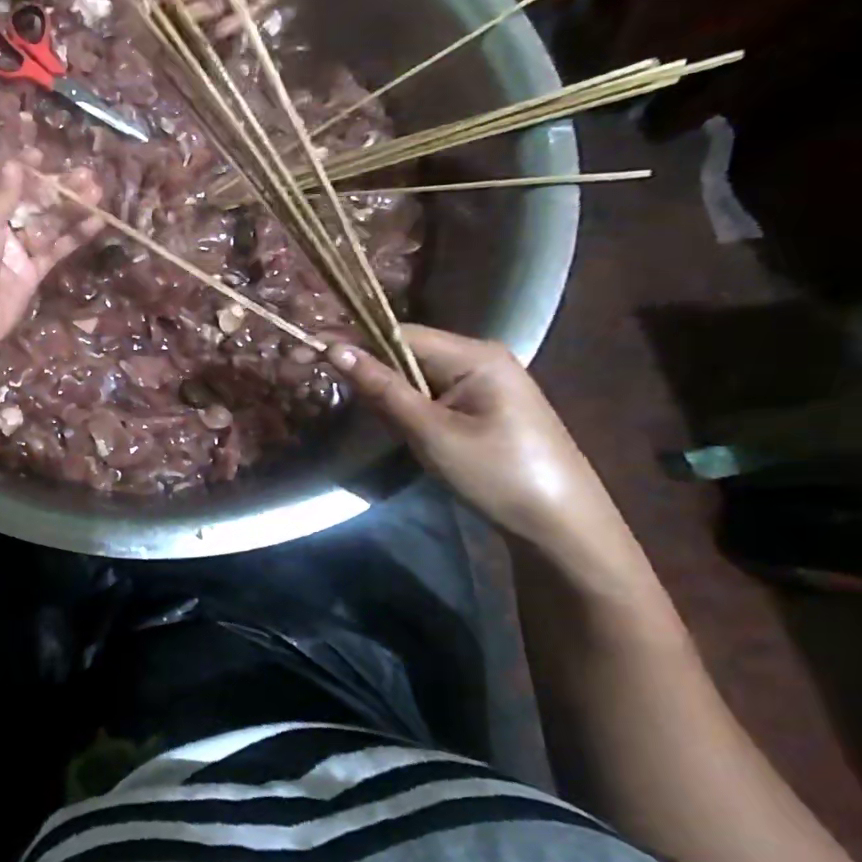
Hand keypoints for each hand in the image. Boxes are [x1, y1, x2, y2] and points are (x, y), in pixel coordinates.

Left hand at [0, 156, 100, 368]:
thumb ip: (2, 194)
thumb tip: (14, 164)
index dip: (17, 168)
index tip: (41, 155)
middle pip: (26, 201)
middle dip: (53, 187)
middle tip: (84, 174)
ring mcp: (11, 252)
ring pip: (45, 223)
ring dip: (69, 207)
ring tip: (97, 190)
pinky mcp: (29, 274)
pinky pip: (54, 250)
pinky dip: (74, 236)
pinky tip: (96, 220)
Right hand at [334, 326, 641, 566]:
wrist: (561, 527)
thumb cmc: (497, 475)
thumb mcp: (430, 432)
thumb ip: (382, 388)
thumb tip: (334, 350)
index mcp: (475, 356)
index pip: (396, 333)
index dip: (345, 338)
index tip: (300, 349)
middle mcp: (479, 358)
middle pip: (401, 347)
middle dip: (357, 359)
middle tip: (306, 370)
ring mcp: (482, 381)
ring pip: (410, 370)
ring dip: (376, 382)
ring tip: (340, 395)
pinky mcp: (479, 404)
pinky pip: (425, 388)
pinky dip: (397, 398)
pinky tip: (382, 413)